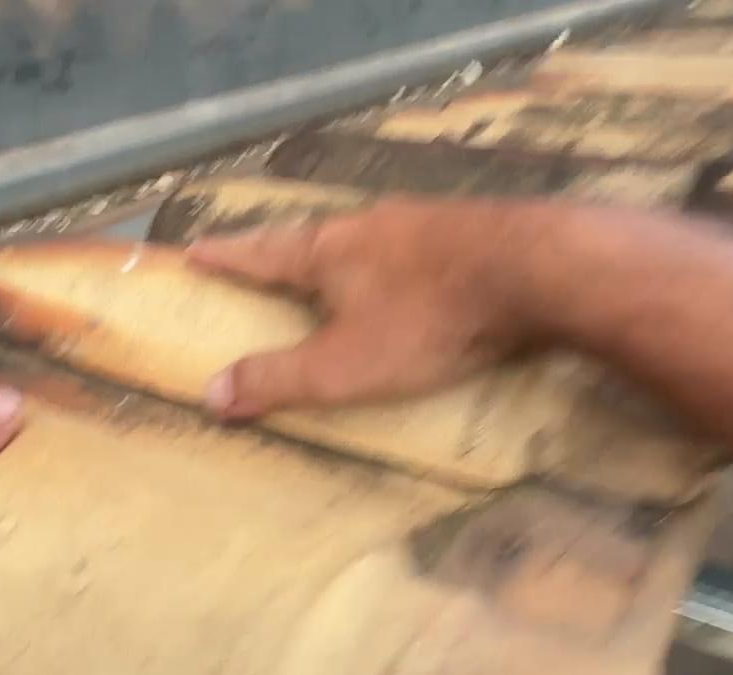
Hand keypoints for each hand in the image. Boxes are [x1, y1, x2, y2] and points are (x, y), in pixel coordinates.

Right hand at [186, 197, 554, 418]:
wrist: (540, 272)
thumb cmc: (426, 321)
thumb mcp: (340, 366)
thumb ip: (276, 380)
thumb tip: (210, 395)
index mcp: (326, 252)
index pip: (258, 253)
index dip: (223, 256)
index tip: (193, 250)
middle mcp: (365, 225)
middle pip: (306, 238)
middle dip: (277, 253)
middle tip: (258, 261)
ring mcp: (417, 221)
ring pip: (359, 238)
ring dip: (334, 254)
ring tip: (326, 270)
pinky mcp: (463, 230)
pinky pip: (404, 246)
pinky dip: (384, 261)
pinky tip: (400, 274)